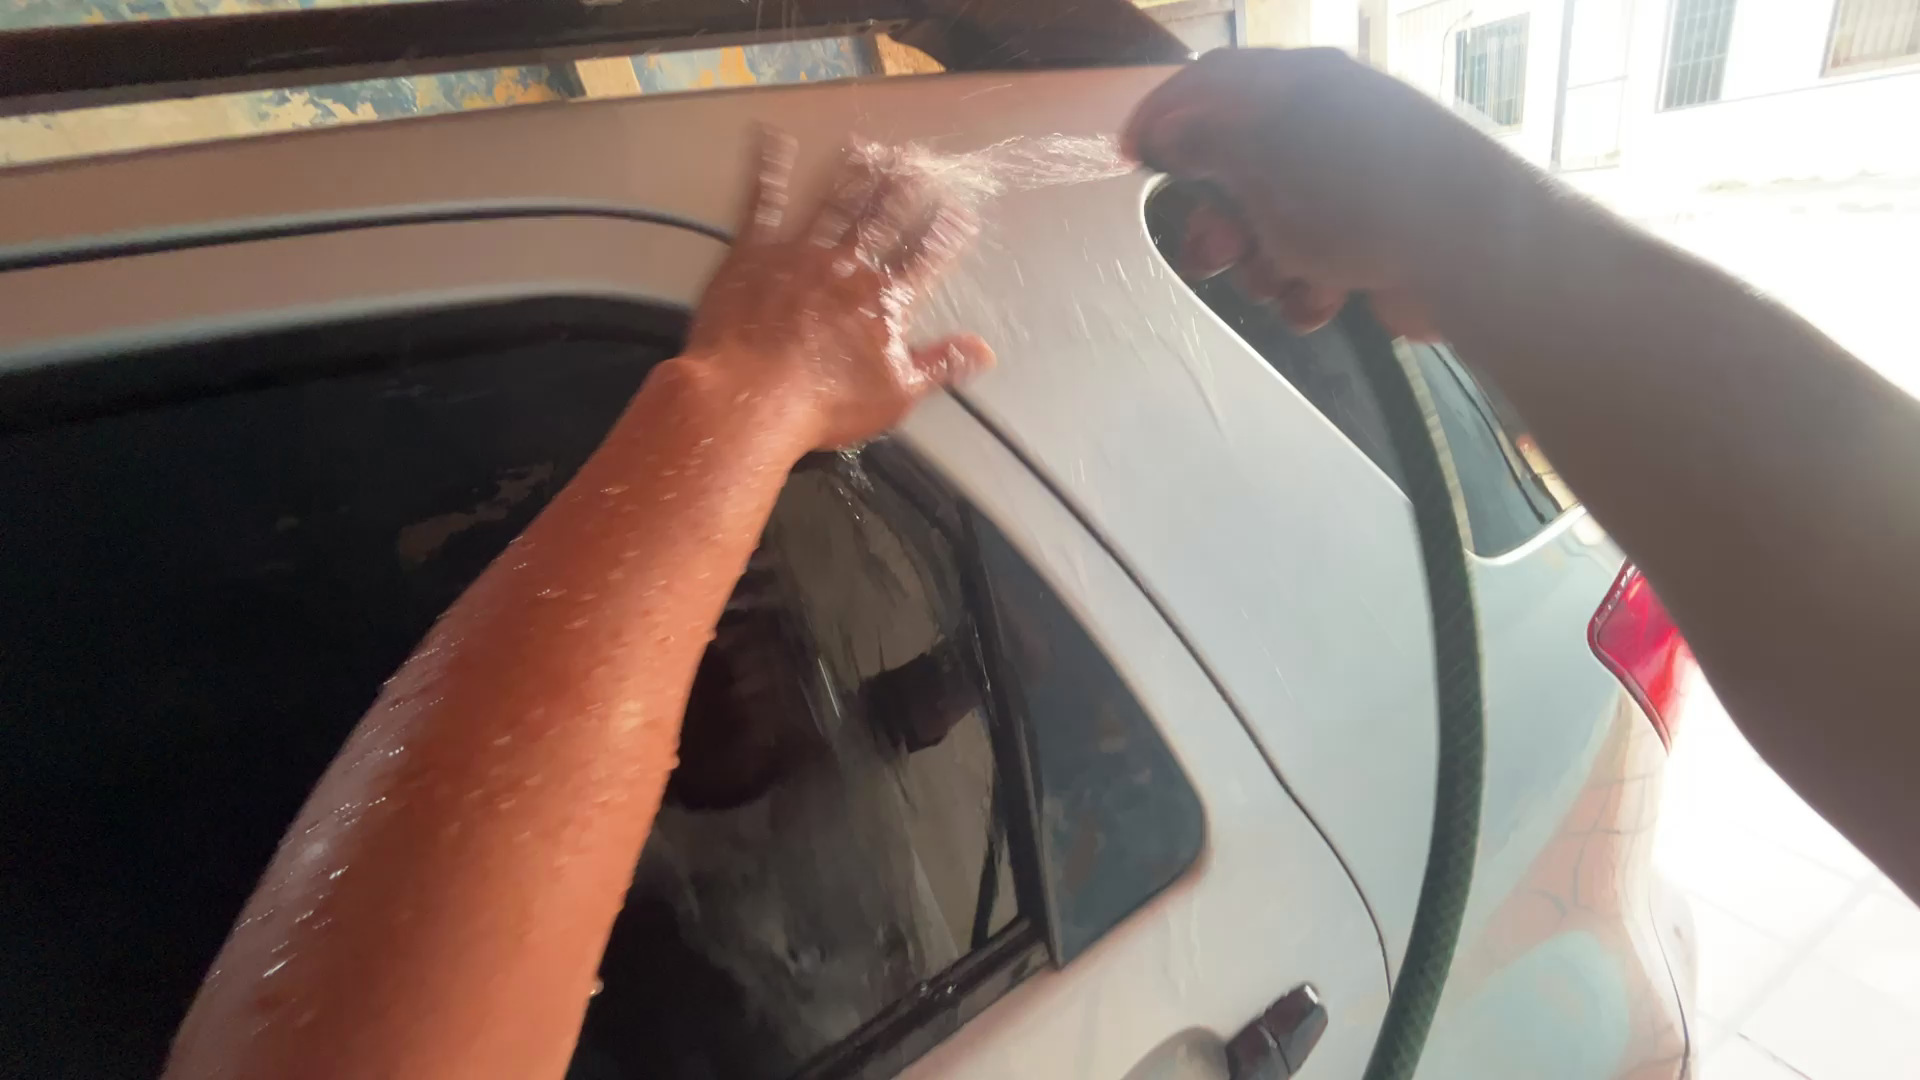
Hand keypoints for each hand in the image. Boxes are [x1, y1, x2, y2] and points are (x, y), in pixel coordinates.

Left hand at [684, 130, 995, 449]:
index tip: (960, 213)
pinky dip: (768, 170)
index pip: (925, 259)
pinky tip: (772, 140)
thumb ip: (940, 364)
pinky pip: (763, 202)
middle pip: (883, 218)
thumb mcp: (896, 393)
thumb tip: (982, 351)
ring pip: (833, 201)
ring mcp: (801, 254)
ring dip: (853, 173)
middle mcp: (848, 266)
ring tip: (869, 148)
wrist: (753, 397)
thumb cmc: (825, 403)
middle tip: (918, 161)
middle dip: (904, 189)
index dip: (945, 235)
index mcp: (884, 301)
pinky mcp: (755, 253)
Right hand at [1124, 48, 1526, 336]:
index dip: (1163, 115)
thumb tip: (1163, 132)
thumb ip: (1208, 144)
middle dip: (1216, 224)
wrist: (1468, 254)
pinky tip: (1328, 294)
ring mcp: (1338, 192)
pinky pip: (1300, 271)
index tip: (1130, 159)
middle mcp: (1315, 136)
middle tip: (1216, 252)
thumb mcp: (1270, 161)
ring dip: (1261, 266)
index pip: (1211, 86)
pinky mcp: (1359, 244)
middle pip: (1228, 176)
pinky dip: (1303, 291)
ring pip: (1260, 235)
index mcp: (1297, 92)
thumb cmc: (1363, 194)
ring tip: (1289, 275)